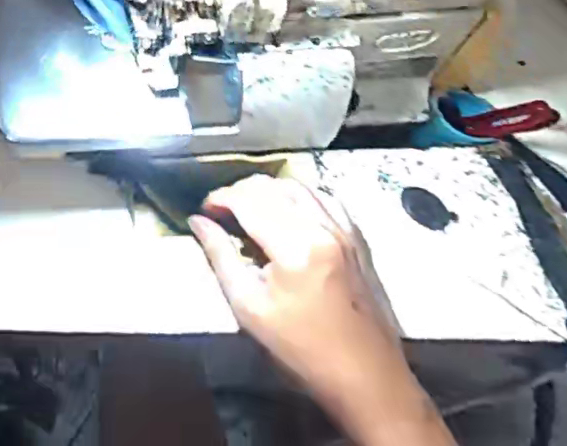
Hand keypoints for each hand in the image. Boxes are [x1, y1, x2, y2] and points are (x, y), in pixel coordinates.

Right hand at [191, 176, 451, 445]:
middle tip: (222, 211)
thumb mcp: (249, 308)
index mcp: (294, 246)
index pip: (246, 200)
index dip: (219, 198)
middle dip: (238, 192)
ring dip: (267, 190)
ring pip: (295, 185)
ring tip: (249, 209)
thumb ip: (220, 256)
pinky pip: (321, 197)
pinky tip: (286, 212)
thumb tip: (198, 222)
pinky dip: (297, 196)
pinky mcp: (356, 237)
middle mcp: (321, 227)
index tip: (205, 211)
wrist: (368, 381)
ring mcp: (343, 230)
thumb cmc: (304, 350)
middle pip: (269, 187)